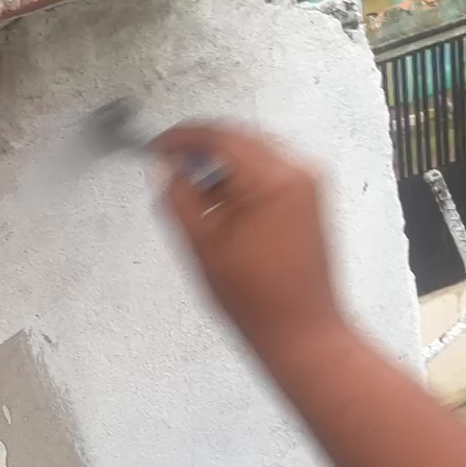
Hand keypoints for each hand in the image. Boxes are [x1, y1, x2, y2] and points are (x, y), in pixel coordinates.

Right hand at [151, 123, 349, 359]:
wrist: (299, 329)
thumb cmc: (256, 298)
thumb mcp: (201, 245)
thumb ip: (177, 198)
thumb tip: (164, 170)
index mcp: (273, 179)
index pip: (219, 136)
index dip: (180, 138)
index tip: (156, 146)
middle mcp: (299, 172)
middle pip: (238, 139)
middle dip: (198, 148)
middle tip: (165, 163)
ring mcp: (309, 184)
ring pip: (252, 154)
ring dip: (217, 165)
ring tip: (188, 191)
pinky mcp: (309, 199)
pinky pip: (267, 172)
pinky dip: (237, 179)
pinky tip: (216, 204)